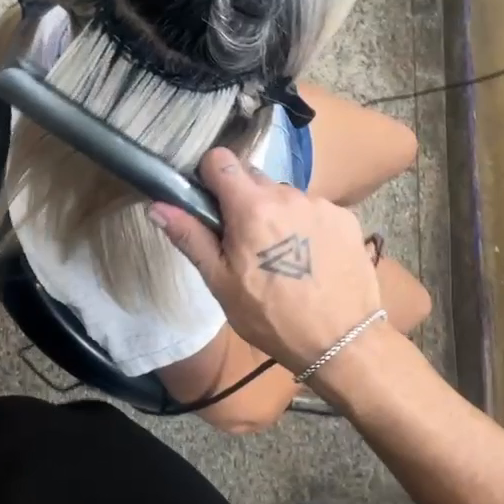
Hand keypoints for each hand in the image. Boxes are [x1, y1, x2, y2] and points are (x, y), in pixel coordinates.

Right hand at [150, 148, 382, 384]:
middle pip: (252, 178)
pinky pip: (312, 209)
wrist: (344, 344)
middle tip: (243, 241)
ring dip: (274, 213)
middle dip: (242, 200)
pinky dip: (304, 225)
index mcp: (251, 207)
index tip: (209, 202)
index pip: (221, 159)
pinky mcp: (346, 218)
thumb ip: (190, 237)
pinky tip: (309, 259)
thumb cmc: (271, 317)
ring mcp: (320, 205)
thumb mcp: (220, 282)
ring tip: (281, 256)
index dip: (209, 175)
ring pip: (283, 195)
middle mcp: (287, 195)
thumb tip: (157, 206)